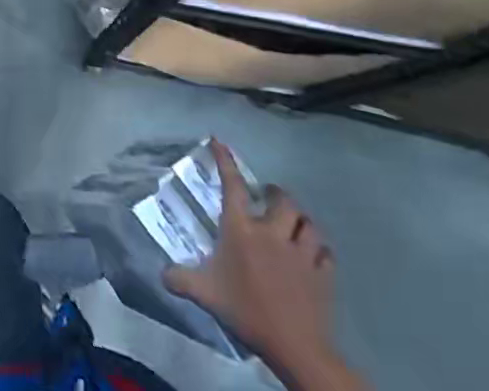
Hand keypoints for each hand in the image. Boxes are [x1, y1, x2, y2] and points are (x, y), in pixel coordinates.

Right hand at [165, 141, 354, 386]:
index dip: (226, 162)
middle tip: (266, 195)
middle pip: (284, 202)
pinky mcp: (324, 275)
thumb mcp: (200, 291)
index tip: (220, 142)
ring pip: (310, 224)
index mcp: (240, 230)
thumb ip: (178, 277)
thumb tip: (162, 272)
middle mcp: (273, 234)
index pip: (232, 187)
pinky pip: (326, 252)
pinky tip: (311, 253)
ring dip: (300, 219)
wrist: (295, 346)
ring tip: (292, 221)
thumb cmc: (244, 310)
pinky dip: (318, 248)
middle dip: (276, 194)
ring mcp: (303, 255)